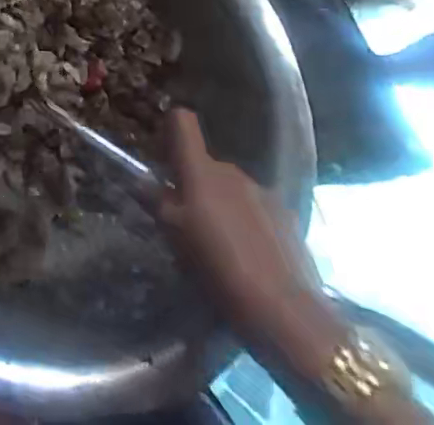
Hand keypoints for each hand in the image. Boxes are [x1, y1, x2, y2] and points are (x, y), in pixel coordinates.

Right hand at [157, 109, 327, 341]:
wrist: (284, 311)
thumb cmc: (216, 264)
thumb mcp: (172, 233)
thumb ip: (156, 201)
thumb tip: (143, 182)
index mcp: (201, 171)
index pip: (183, 123)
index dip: (170, 127)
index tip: (161, 149)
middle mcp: (234, 173)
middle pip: (206, 162)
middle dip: (193, 181)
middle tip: (183, 213)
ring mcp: (266, 196)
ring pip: (232, 188)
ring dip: (220, 202)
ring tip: (217, 239)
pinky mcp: (290, 220)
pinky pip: (256, 209)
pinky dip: (245, 221)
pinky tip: (246, 253)